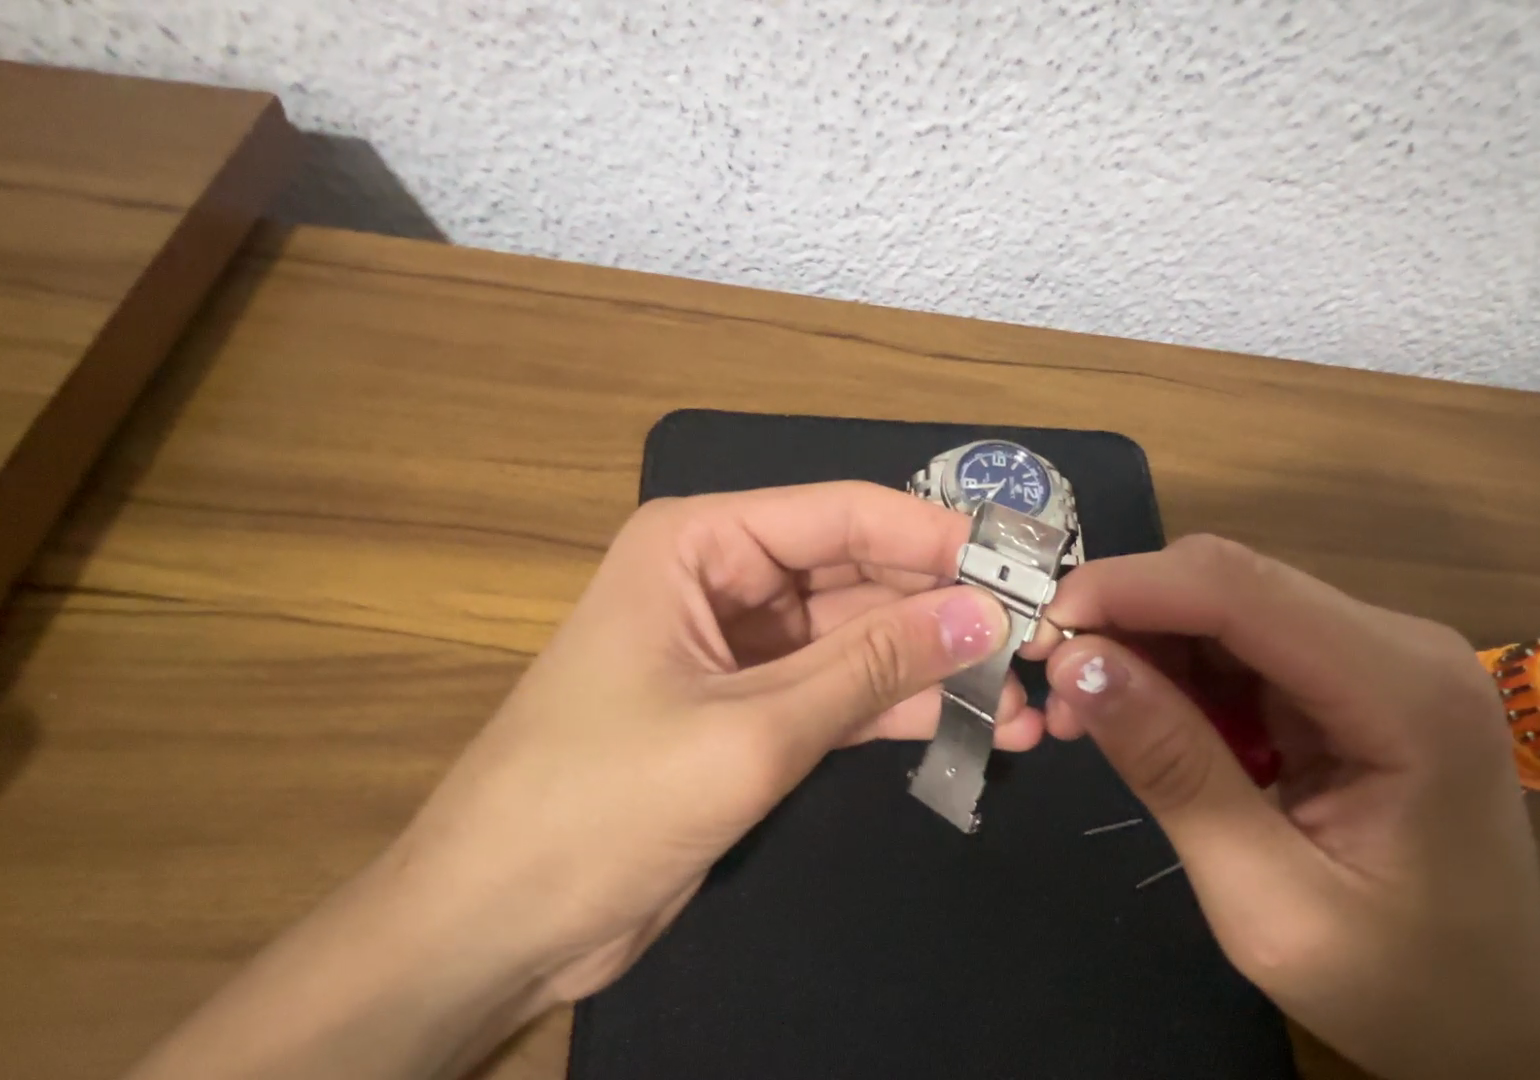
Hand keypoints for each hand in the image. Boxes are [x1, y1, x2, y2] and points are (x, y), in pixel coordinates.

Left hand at [410, 481, 1039, 998]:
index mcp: (702, 543)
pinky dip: (904, 709)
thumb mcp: (751, 730)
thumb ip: (872, 667)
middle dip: (945, 611)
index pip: (842, 515)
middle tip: (1040, 643)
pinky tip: (979, 728)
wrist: (499, 924)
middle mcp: (727, 579)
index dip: (936, 536)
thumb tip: (985, 612)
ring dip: (937, 668)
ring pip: (862, 639)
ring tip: (1029, 700)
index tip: (1025, 565)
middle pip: (860, 576)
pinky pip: (845, 692)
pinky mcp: (757, 713)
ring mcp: (746, 650)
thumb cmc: (602, 802)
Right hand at [1028, 536, 1539, 1079]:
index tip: (1041, 633)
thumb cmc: (1398, 985)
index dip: (1127, 590)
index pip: (1241, 591)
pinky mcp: (1343, 676)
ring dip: (1138, 645)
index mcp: (1405, 695)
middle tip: (1052, 686)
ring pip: (1219, 603)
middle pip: (1227, 582)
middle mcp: (1397, 646)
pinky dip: (1170, 670)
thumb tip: (1075, 663)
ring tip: (1083, 715)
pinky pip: (1234, 643)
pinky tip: (1137, 719)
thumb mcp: (1266, 899)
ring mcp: (1373, 655)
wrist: (1492, 1026)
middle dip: (1124, 616)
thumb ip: (1172, 769)